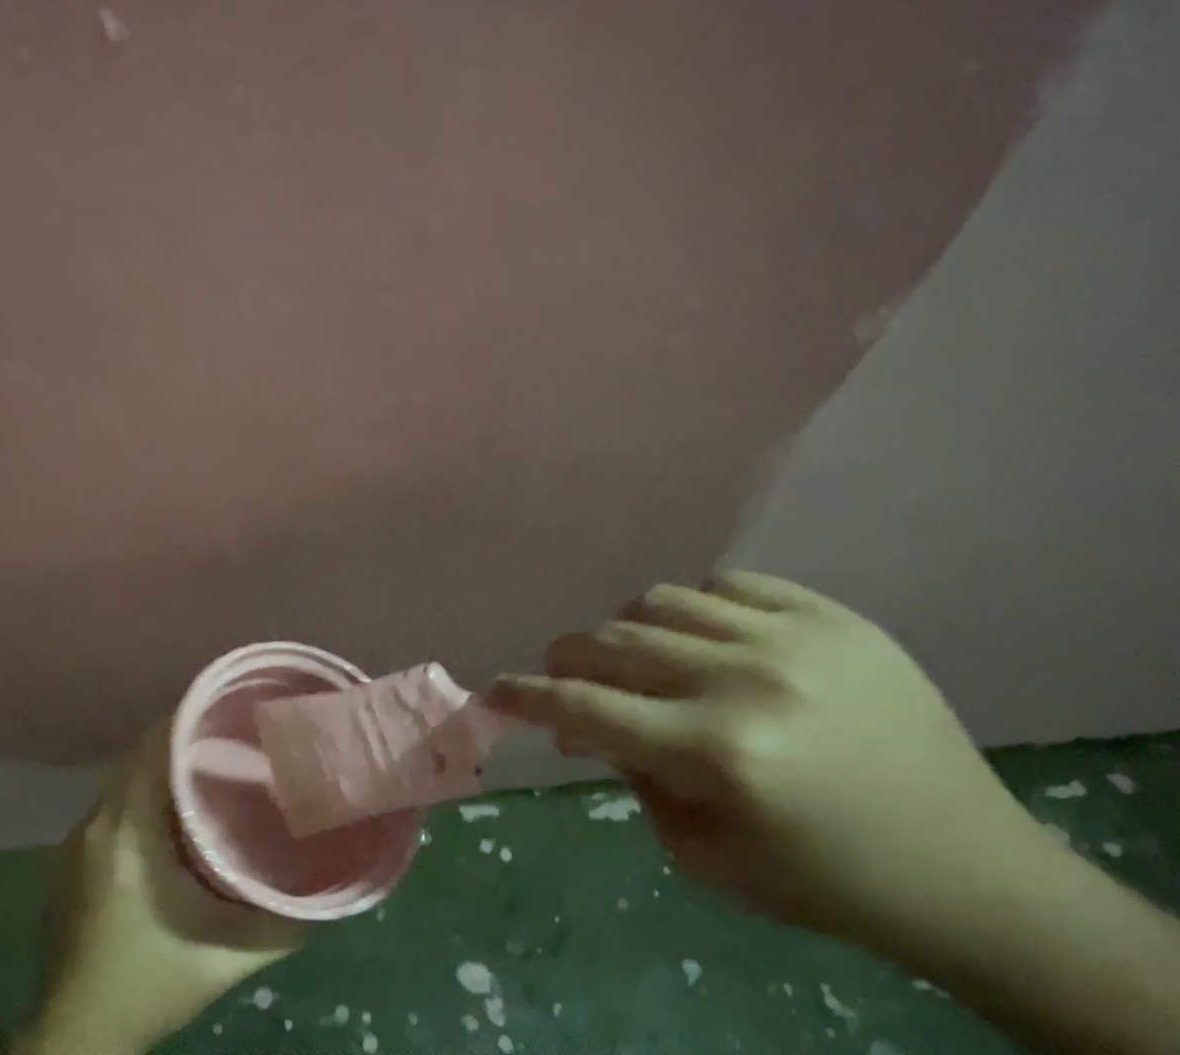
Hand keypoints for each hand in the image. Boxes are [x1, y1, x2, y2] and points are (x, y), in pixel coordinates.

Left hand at [19, 721, 305, 1054]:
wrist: (78, 1032)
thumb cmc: (148, 983)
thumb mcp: (225, 959)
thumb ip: (280, 925)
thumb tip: (324, 896)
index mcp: (126, 832)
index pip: (152, 750)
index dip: (187, 719)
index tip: (228, 705)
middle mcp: (95, 823)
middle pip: (138, 758)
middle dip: (182, 740)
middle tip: (232, 735)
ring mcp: (77, 841)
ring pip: (124, 782)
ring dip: (162, 769)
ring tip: (212, 766)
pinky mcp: (73, 861)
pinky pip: (114, 808)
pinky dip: (145, 797)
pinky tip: (176, 816)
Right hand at [492, 570, 1057, 948]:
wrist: (968, 871)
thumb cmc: (823, 882)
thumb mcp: (703, 856)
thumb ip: (635, 780)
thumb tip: (594, 725)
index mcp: (715, 754)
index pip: (584, 706)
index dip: (526, 697)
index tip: (496, 692)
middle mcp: (745, 682)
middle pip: (612, 642)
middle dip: (566, 659)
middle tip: (562, 677)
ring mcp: (794, 640)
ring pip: (660, 603)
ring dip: (625, 632)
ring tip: (633, 658)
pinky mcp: (834, 618)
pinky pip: (728, 584)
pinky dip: (692, 607)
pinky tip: (698, 638)